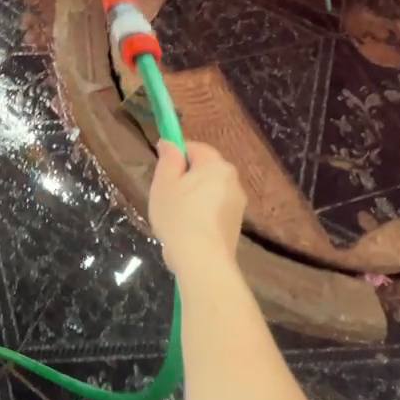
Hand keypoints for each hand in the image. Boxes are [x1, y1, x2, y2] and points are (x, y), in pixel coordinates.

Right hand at [148, 140, 245, 275]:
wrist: (201, 257)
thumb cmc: (178, 215)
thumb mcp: (164, 183)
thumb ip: (168, 159)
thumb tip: (169, 143)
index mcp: (216, 166)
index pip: (196, 147)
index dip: (177, 153)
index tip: (162, 168)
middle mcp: (232, 180)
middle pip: (205, 168)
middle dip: (186, 174)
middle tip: (166, 190)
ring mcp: (237, 202)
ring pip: (210, 188)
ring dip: (194, 193)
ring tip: (175, 210)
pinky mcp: (235, 221)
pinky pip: (215, 205)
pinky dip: (202, 209)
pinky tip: (188, 224)